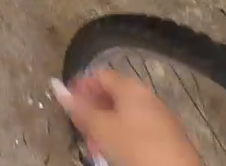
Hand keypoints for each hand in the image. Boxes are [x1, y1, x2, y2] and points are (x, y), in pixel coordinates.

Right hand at [52, 71, 203, 165]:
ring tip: (96, 142)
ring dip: (106, 124)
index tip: (68, 102)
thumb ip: (77, 107)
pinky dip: (123, 134)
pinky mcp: (170, 137)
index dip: (80, 86)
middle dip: (93, 109)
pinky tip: (116, 149)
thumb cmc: (134, 146)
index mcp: (130, 87)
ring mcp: (161, 117)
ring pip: (125, 113)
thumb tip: (55, 85)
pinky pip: (139, 127)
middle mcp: (147, 96)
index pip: (99, 75)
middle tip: (80, 126)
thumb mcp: (99, 127)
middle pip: (113, 94)